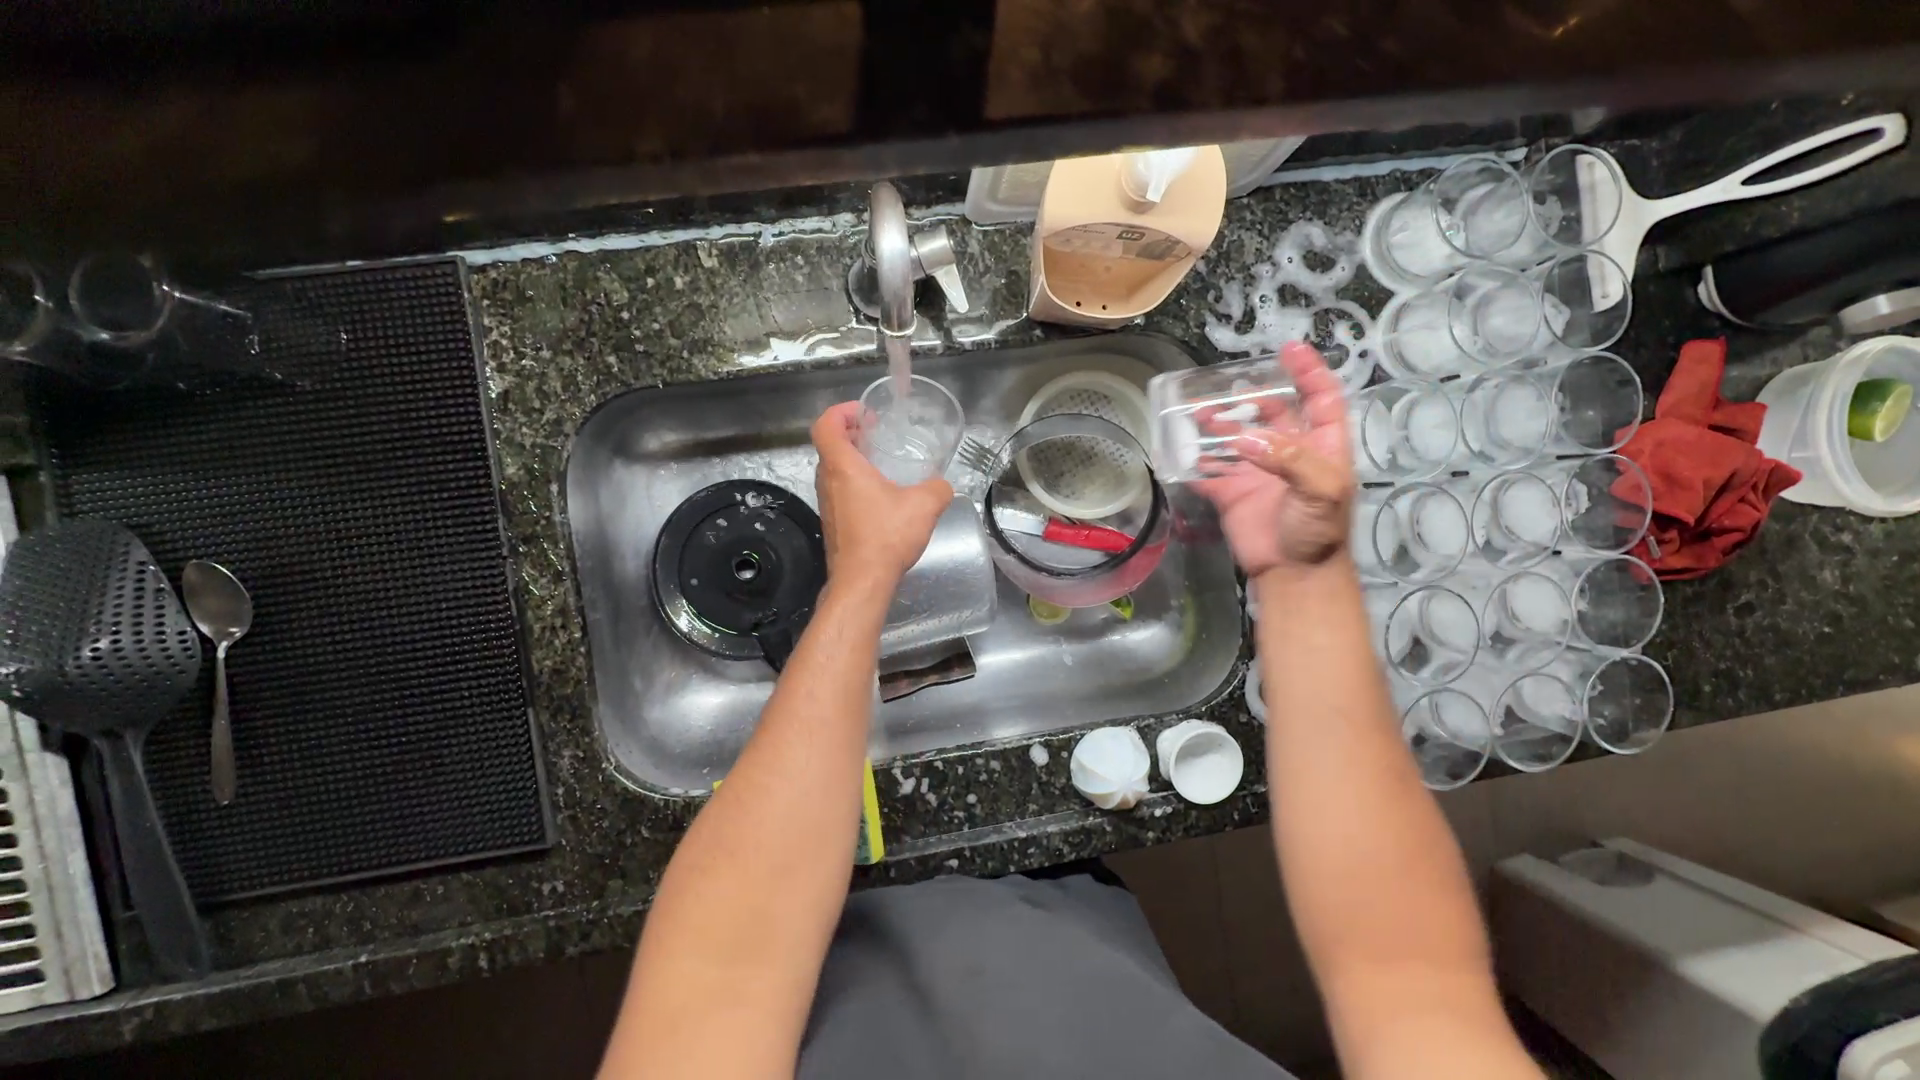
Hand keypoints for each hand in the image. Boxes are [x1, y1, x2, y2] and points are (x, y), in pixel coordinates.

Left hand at [811, 401, 952, 588]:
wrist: (862, 581)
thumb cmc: (886, 536)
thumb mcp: (924, 506)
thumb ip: (937, 488)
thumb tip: (943, 486)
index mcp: (842, 467)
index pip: (826, 425)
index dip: (841, 411)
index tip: (863, 412)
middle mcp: (827, 481)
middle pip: (829, 446)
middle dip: (851, 434)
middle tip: (876, 433)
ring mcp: (827, 504)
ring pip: (833, 470)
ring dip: (853, 460)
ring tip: (881, 463)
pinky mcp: (832, 523)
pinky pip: (840, 492)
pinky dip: (855, 484)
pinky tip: (882, 497)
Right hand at [1191, 342, 1354, 578]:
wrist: (1294, 575)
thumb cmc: (1319, 531)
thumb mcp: (1321, 490)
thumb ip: (1289, 459)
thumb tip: (1244, 438)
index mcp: (1321, 446)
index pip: (1320, 398)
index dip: (1309, 372)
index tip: (1290, 350)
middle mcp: (1289, 453)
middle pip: (1274, 413)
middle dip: (1254, 397)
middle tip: (1229, 385)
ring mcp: (1258, 472)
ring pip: (1237, 437)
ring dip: (1219, 423)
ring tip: (1196, 412)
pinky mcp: (1232, 492)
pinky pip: (1210, 470)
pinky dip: (1195, 459)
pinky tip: (1179, 448)